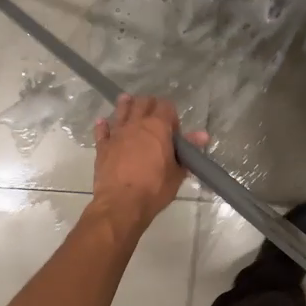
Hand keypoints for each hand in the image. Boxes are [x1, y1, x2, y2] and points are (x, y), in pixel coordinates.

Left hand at [90, 95, 207, 230]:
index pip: (166, 106)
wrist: (122, 204)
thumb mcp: (178, 171)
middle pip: (142, 102)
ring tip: (127, 101)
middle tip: (154, 115)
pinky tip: (102, 123)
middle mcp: (136, 124)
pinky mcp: (102, 147)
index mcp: (158, 127)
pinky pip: (102, 131)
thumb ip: (188, 150)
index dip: (171, 114)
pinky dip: (103, 126)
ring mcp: (117, 134)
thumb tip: (203, 135)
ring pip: (121, 111)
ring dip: (126, 105)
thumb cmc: (155, 189)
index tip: (173, 130)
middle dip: (150, 105)